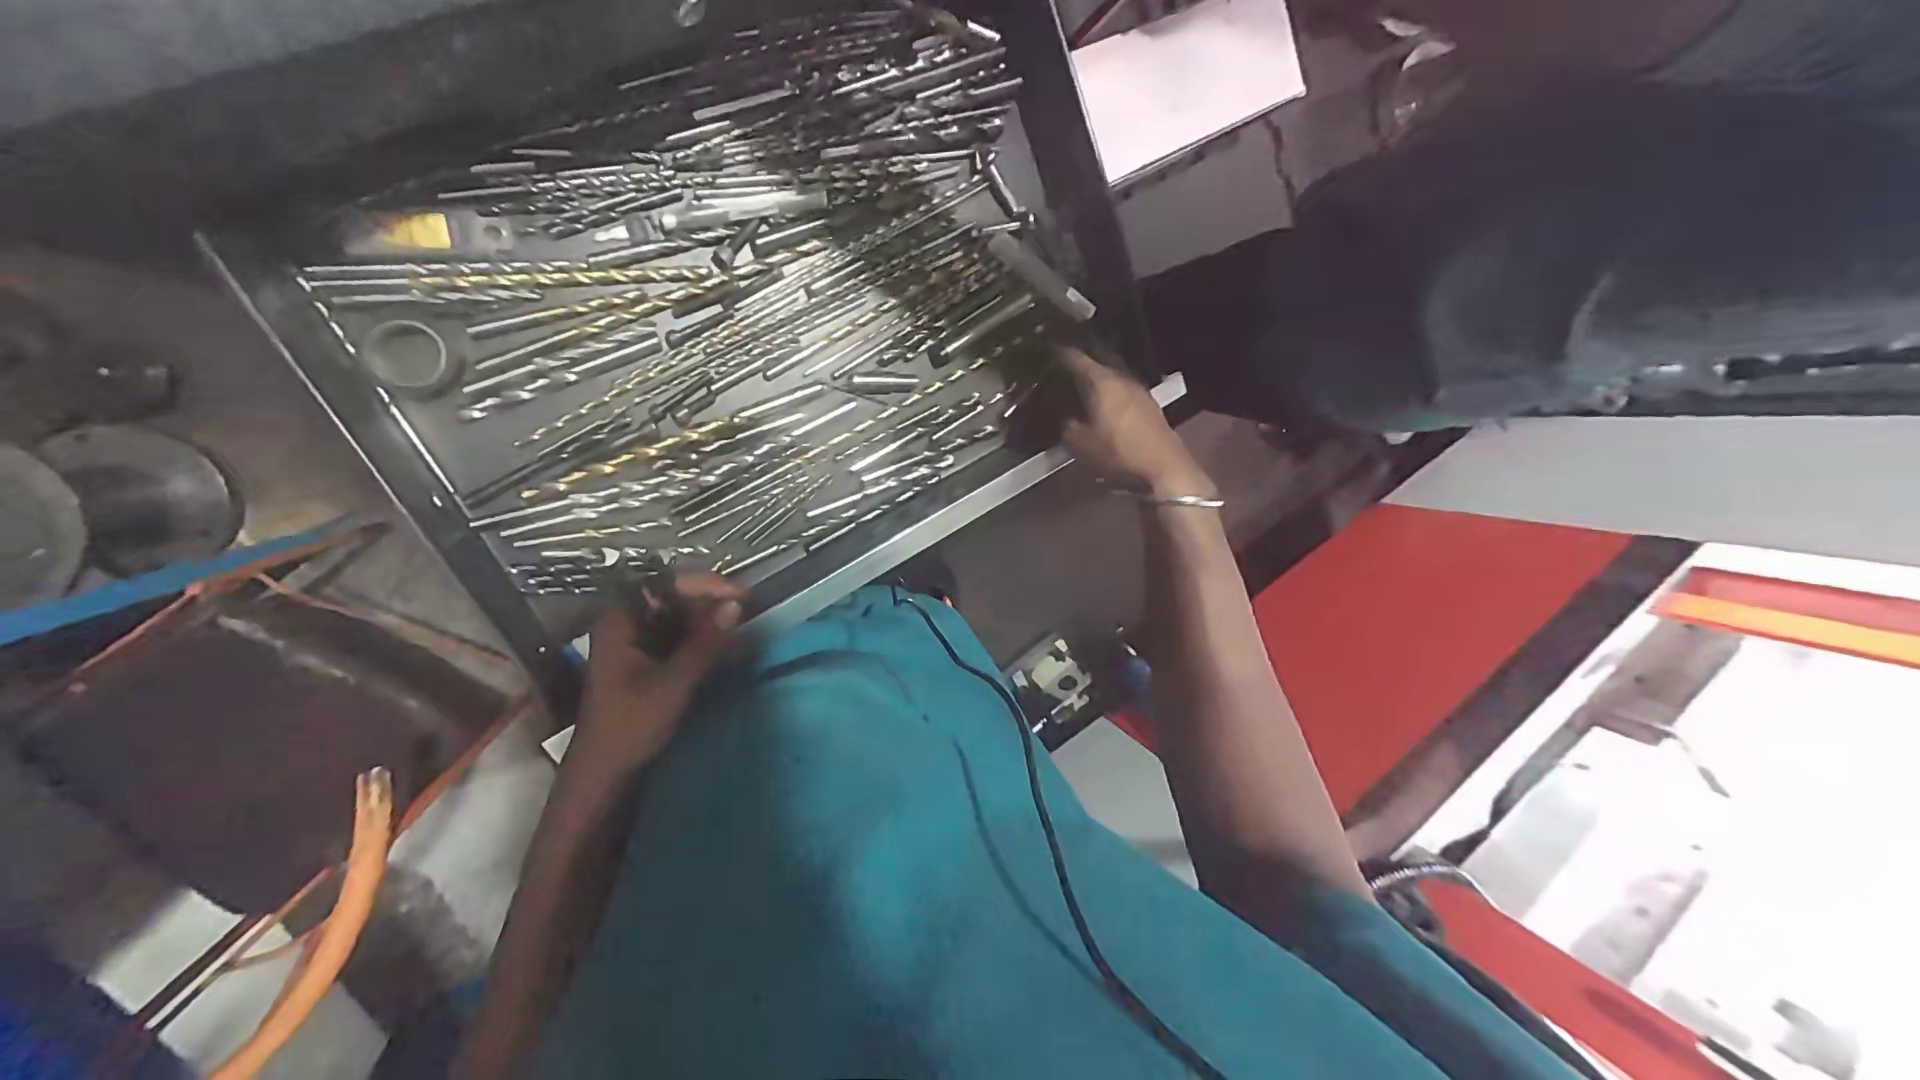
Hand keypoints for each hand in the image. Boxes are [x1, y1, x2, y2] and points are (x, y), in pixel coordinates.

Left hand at [573, 572, 745, 769]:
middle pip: (671, 596)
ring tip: (738, 624)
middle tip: (743, 610)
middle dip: (708, 600)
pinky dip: (700, 636)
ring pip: (676, 615)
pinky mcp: (646, 659)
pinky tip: (723, 642)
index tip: (736, 593)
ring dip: (707, 618)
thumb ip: (705, 643)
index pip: (663, 583)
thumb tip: (736, 606)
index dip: (702, 583)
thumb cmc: (631, 725)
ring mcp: (635, 641)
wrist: (605, 771)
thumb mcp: (674, 683)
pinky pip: (676, 635)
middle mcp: (625, 624)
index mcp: (619, 622)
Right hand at [1056, 346, 1215, 499]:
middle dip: (1082, 363)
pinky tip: (1105, 404)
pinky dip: (1111, 392)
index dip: (1059, 354)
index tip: (1048, 352)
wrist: (1164, 467)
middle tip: (1066, 368)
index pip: (1076, 358)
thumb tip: (1065, 421)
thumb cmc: (1118, 451)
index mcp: (1101, 381)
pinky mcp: (1150, 404)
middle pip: (1099, 360)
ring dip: (1099, 378)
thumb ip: (1067, 428)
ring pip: (1113, 375)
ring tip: (1084, 386)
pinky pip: (1123, 389)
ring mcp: (1139, 389)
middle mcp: (1121, 377)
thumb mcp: (1081, 445)